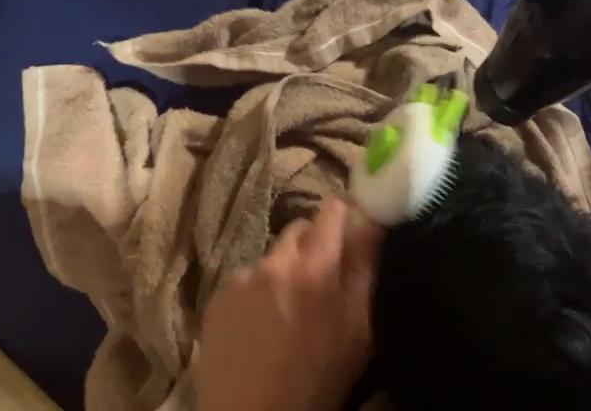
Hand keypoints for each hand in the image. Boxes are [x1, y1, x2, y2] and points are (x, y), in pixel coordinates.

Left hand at [191, 197, 382, 410]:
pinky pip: (245, 279)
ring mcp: (245, 277)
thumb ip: (364, 268)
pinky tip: (258, 325)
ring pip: (273, 255)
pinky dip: (255, 293)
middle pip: (301, 228)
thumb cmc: (317, 381)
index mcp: (317, 267)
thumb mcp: (358, 330)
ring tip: (285, 309)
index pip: (333, 210)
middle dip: (313, 244)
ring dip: (283, 270)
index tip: (348, 231)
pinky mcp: (219, 296)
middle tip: (318, 278)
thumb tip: (371, 221)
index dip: (343, 216)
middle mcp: (278, 262)